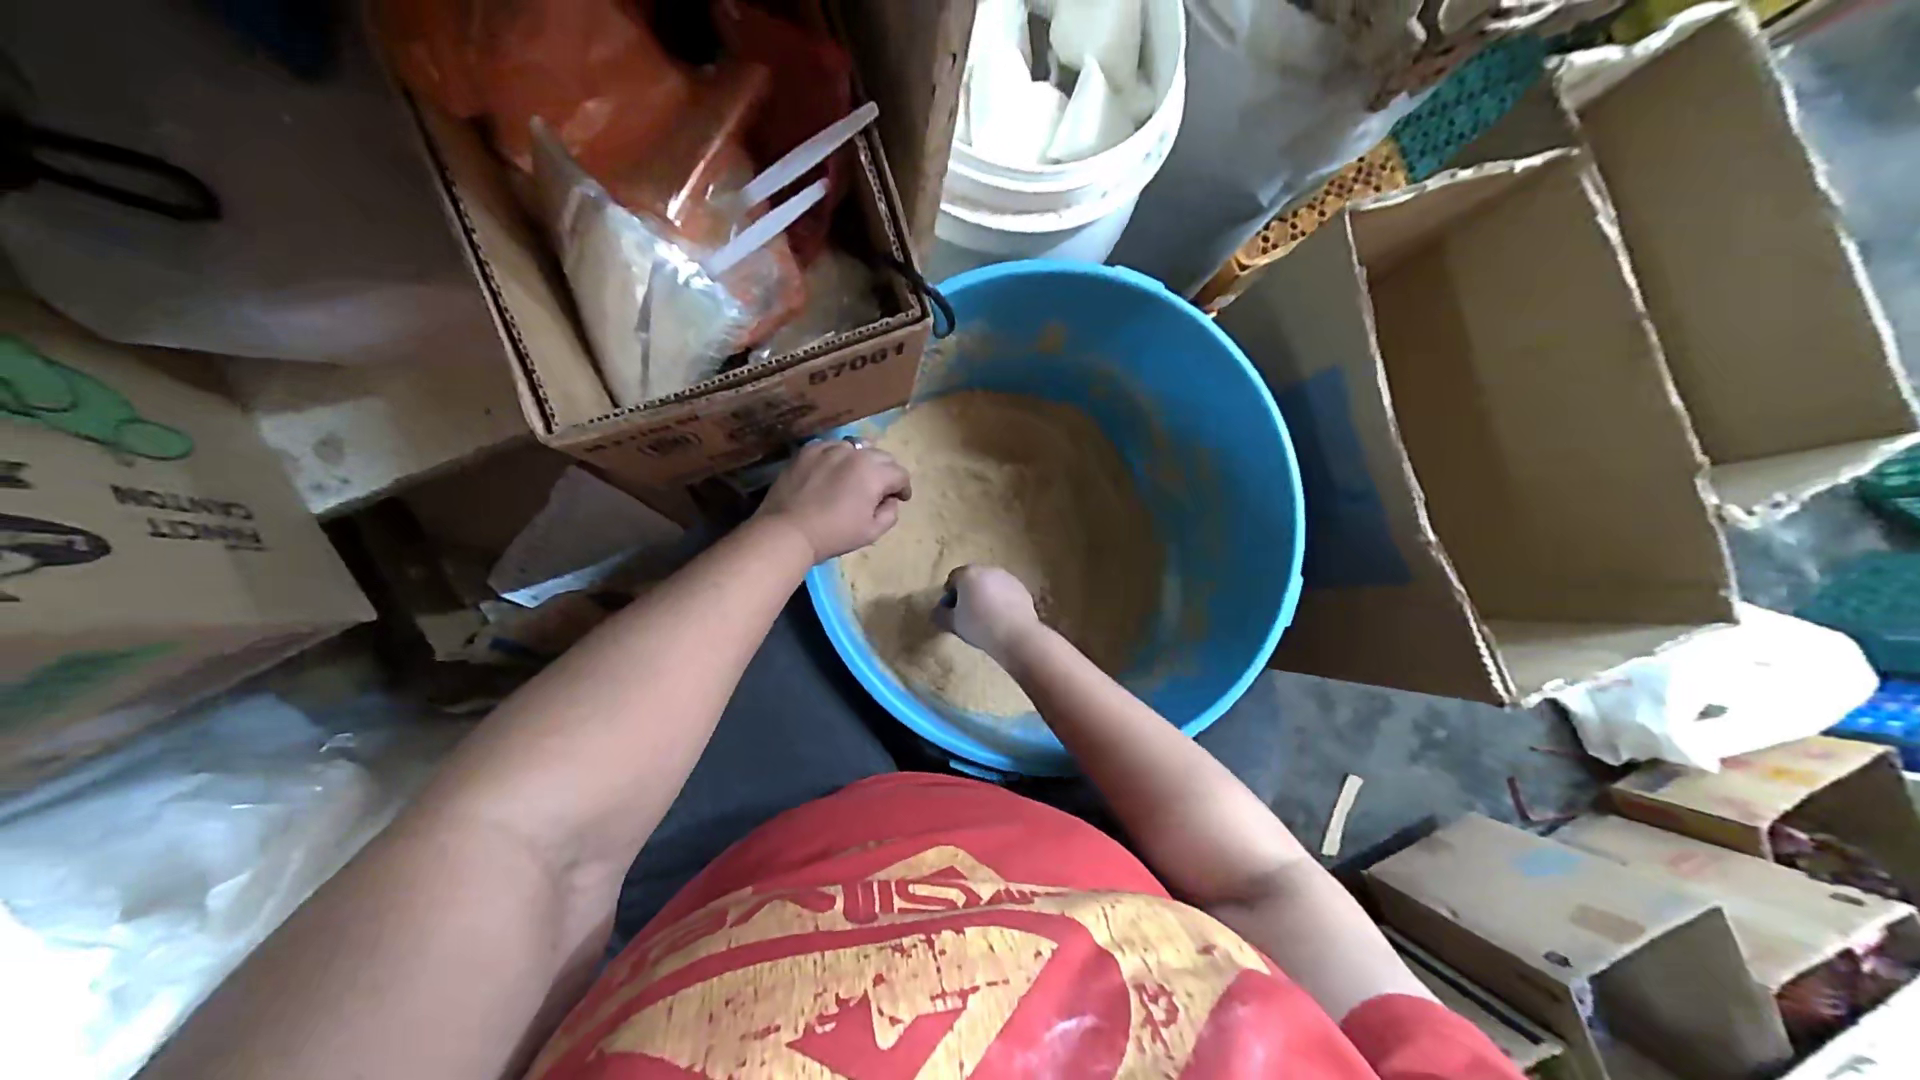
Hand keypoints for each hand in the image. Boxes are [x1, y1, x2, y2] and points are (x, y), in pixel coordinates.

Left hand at [757, 438, 911, 561]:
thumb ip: (890, 513)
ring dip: (862, 461)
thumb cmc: (834, 534)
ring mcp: (829, 448)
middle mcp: (854, 453)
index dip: (903, 488)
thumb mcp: (872, 532)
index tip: (900, 499)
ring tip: (855, 477)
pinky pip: (831, 447)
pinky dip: (837, 457)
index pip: (900, 473)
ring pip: (857, 447)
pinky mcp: (808, 450)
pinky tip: (831, 472)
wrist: (787, 530)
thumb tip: (891, 499)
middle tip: (879, 490)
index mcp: (874, 472)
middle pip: (881, 456)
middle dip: (886, 472)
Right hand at [933, 565, 1044, 663]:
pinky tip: (1002, 619)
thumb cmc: (979, 625)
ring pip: (991, 585)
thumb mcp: (953, 623)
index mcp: (968, 574)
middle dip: (969, 593)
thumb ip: (941, 615)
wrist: (1016, 634)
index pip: (953, 579)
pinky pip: (1006, 593)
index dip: (950, 594)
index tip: (952, 610)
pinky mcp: (1022, 589)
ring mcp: (1008, 578)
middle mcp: (988, 570)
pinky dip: (1002, 601)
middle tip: (968, 614)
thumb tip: (938, 612)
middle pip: (973, 579)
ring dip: (986, 596)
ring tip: (987, 618)